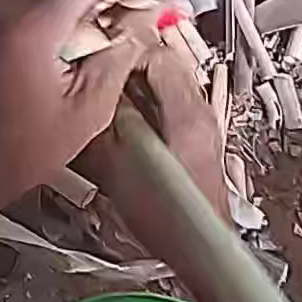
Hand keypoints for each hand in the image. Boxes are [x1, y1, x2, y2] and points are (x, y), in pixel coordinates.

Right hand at [82, 43, 229, 258]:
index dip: (124, 51)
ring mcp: (204, 122)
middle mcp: (201, 111)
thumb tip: (97, 88)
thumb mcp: (121, 166)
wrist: (204, 250)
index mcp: (186, 112)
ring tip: (112, 90)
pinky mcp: (200, 136)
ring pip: (169, 80)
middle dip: (130, 64)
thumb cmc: (169, 218)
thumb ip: (107, 120)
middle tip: (101, 72)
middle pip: (165, 62)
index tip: (101, 59)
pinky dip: (151, 97)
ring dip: (139, 80)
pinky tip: (131, 112)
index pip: (156, 54)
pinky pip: (173, 100)